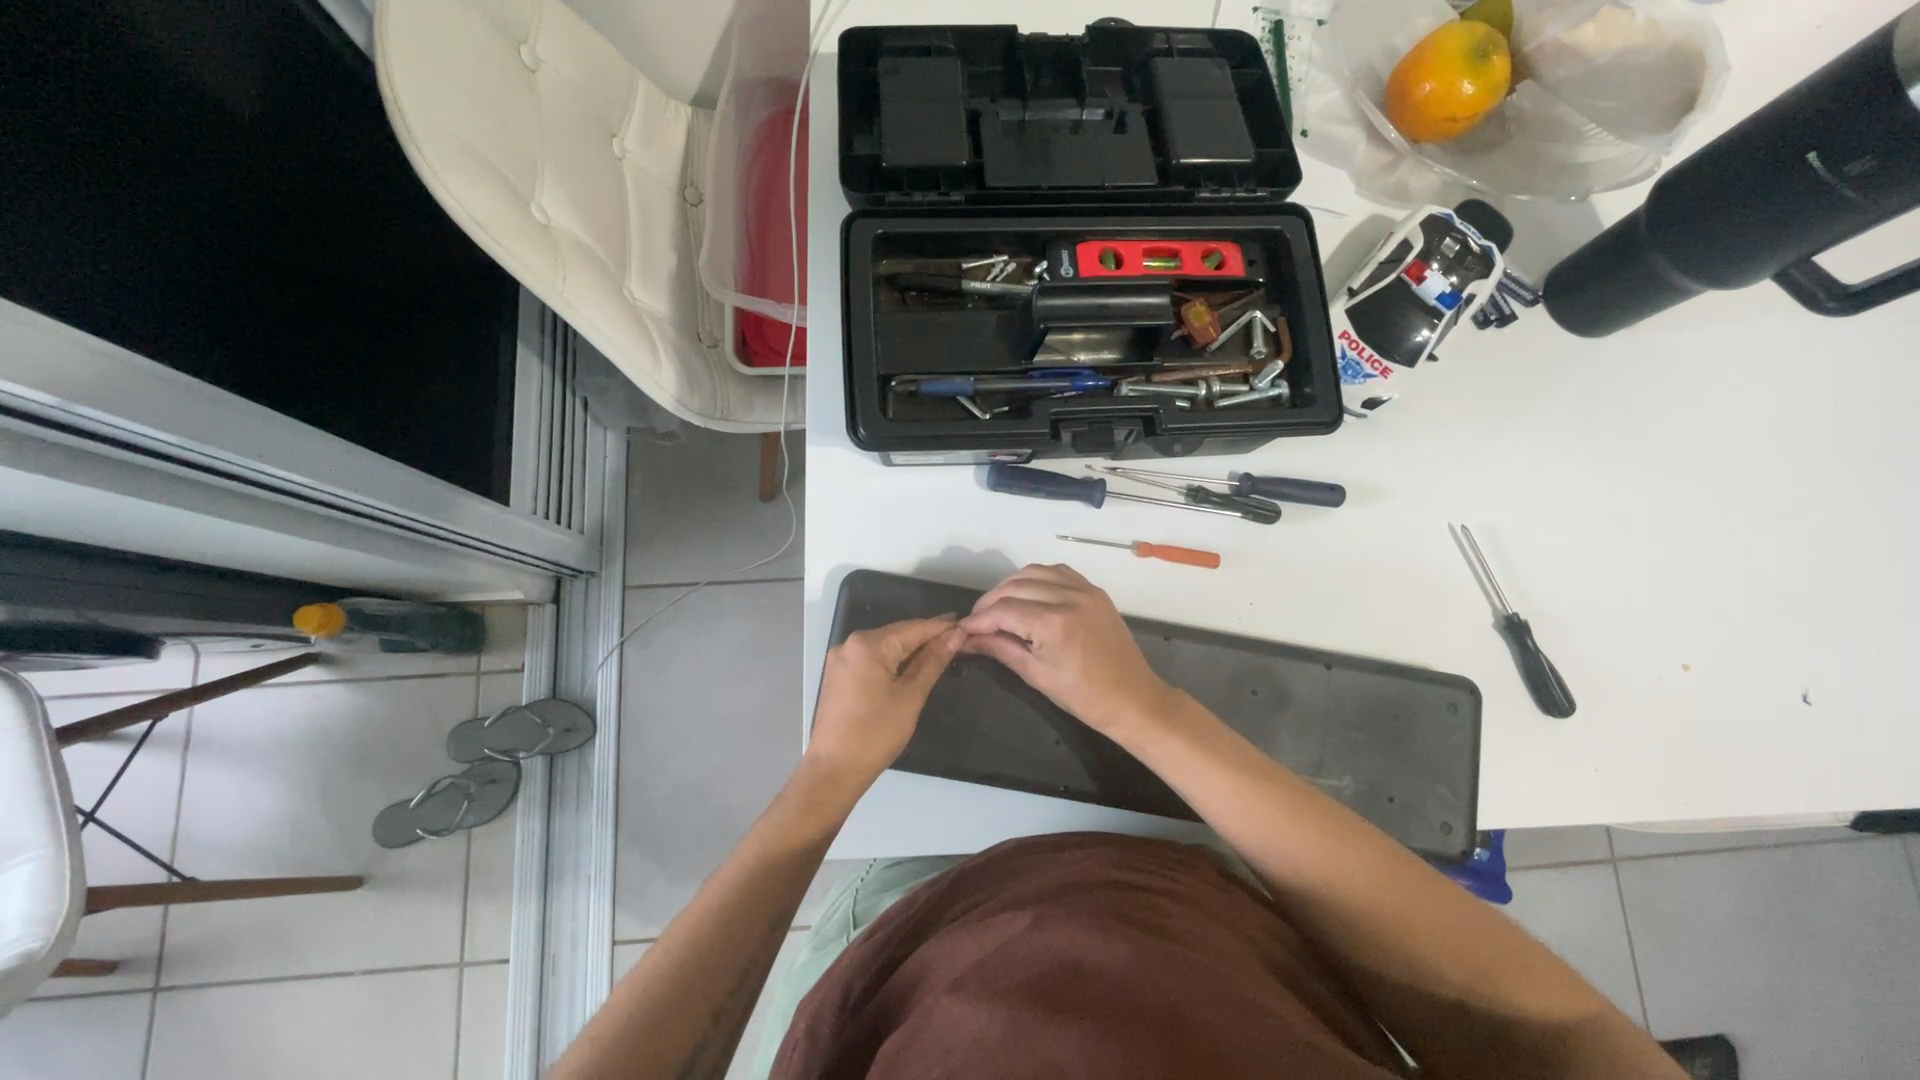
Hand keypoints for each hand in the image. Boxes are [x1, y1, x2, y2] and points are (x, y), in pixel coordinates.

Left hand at [804, 616, 964, 792]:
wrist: (835, 769)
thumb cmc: (877, 733)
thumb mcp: (911, 695)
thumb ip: (933, 661)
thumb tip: (955, 635)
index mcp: (868, 644)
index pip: (913, 628)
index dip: (941, 627)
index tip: (966, 625)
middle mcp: (850, 644)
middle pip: (896, 634)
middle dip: (926, 637)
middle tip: (958, 638)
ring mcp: (840, 659)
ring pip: (883, 647)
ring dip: (909, 649)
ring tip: (940, 650)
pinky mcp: (837, 675)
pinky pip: (870, 659)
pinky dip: (892, 661)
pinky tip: (910, 666)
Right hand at [959, 564, 1179, 735]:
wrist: (1131, 698)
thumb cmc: (1082, 696)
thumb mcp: (1035, 675)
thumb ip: (1000, 649)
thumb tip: (967, 640)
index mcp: (1052, 623)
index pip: (1002, 611)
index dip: (977, 620)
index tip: (962, 630)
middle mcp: (1068, 597)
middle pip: (1014, 587)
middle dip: (989, 602)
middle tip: (977, 622)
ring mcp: (1084, 590)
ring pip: (1033, 572)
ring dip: (1010, 586)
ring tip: (997, 607)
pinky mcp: (1094, 590)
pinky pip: (1057, 572)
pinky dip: (1036, 578)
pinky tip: (1027, 594)